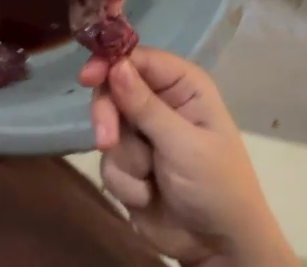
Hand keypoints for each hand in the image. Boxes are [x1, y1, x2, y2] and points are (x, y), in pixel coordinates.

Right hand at [80, 48, 294, 265]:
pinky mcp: (130, 164)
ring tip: (147, 179)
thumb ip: (145, 105)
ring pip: (108, 127)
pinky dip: (125, 181)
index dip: (110, 63)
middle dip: (109, 117)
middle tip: (106, 140)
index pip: (138, 58)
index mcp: (183, 86)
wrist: (219, 249)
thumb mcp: (183, 144)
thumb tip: (115, 63)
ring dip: (124, 158)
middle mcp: (161, 102)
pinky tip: (147, 195)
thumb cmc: (216, 186)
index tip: (87, 78)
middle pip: (113, 89)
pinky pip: (109, 161)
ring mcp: (143, 133)